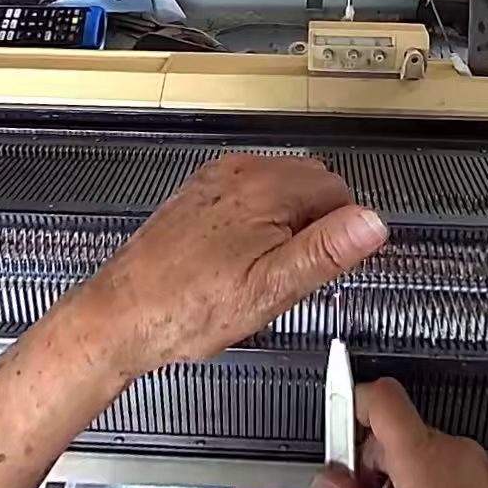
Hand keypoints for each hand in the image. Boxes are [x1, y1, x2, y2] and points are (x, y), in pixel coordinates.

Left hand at [63, 154, 387, 374]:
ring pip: (284, 185)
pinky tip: (237, 252)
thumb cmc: (186, 309)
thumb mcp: (270, 289)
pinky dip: (260, 213)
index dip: (336, 234)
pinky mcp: (202, 189)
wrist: (115, 317)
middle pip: (314, 183)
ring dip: (288, 217)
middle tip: (288, 270)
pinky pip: (253, 188)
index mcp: (269, 188)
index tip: (316, 265)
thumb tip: (373, 222)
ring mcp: (220, 177)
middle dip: (314, 222)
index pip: (340, 194)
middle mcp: (244, 170)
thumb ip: (327, 250)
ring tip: (260, 265)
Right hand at [313, 378, 487, 487]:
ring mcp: (478, 464)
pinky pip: (445, 471)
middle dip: (370, 471)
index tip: (332, 419)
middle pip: (396, 435)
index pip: (383, 397)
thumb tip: (329, 484)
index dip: (351, 402)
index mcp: (430, 461)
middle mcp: (458, 451)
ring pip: (419, 456)